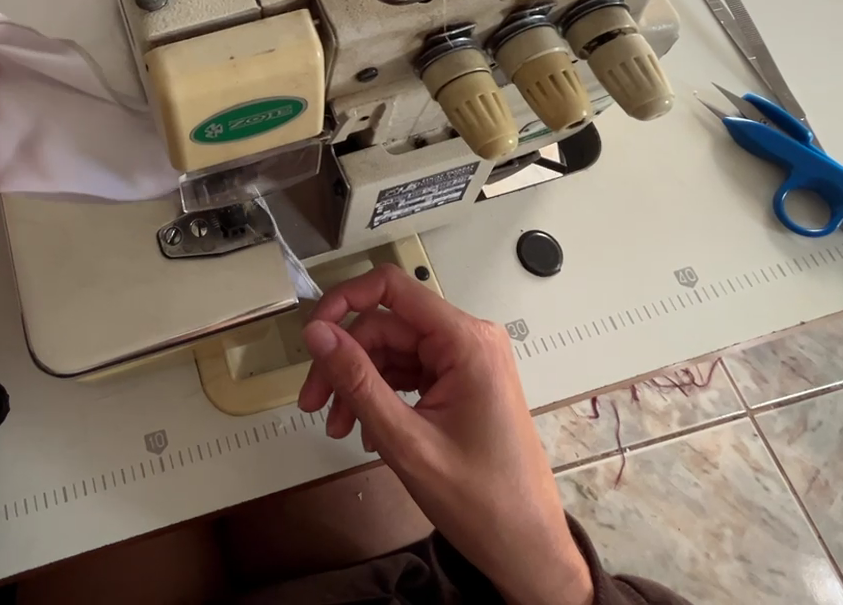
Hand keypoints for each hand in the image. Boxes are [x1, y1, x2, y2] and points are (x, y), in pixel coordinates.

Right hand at [298, 265, 592, 604]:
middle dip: (344, 362)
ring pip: (389, 351)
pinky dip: (378, 395)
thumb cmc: (481, 503)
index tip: (313, 333)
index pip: (391, 288)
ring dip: (357, 383)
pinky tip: (363, 429)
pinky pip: (406, 372)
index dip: (344, 300)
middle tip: (313, 403)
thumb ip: (357, 380)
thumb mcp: (407, 441)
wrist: (529, 554)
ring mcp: (465, 361)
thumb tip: (315, 332)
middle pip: (384, 326)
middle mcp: (468, 340)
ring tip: (337, 426)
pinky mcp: (459, 382)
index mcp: (466, 341)